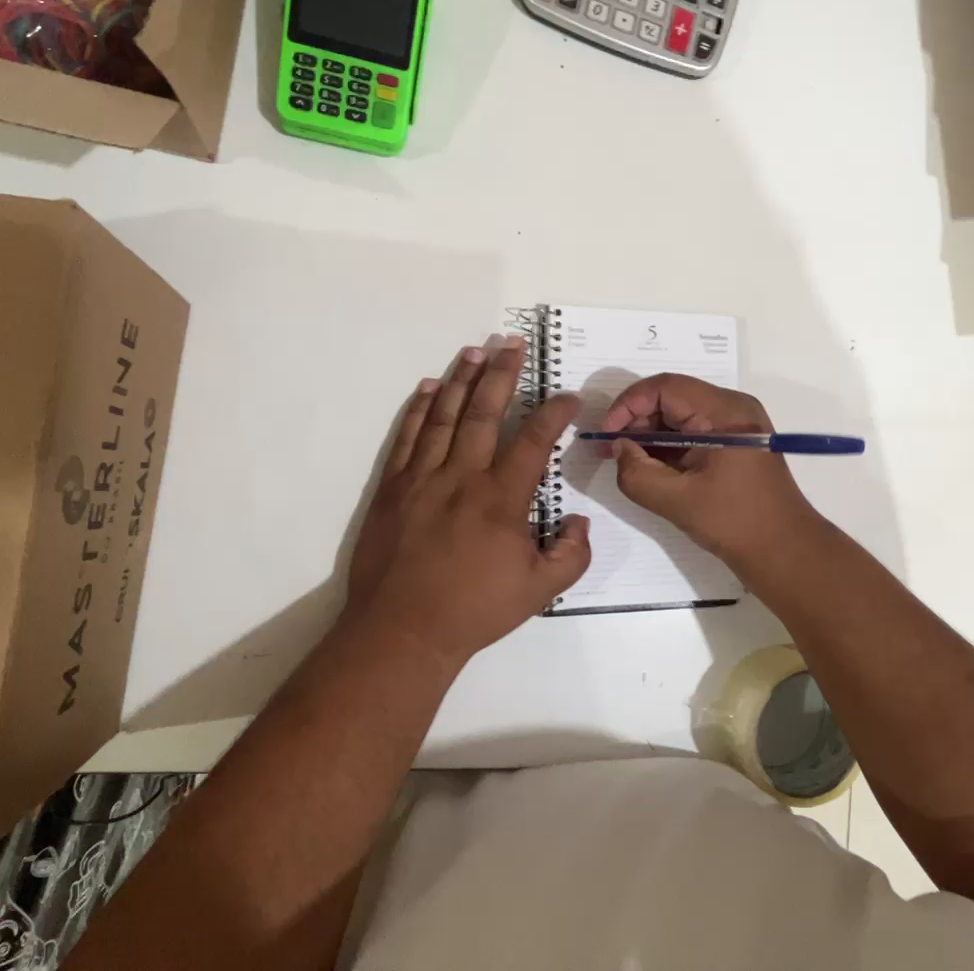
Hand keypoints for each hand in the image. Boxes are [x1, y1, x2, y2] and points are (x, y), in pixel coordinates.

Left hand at [343, 338, 590, 665]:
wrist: (402, 631)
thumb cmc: (474, 611)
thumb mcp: (540, 592)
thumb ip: (571, 554)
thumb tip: (580, 522)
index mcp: (501, 498)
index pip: (533, 440)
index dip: (554, 413)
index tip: (569, 396)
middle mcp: (462, 477)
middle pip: (484, 412)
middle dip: (502, 373)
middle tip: (512, 342)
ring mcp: (422, 479)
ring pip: (444, 416)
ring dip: (460, 380)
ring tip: (474, 350)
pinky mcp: (392, 488)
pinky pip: (407, 438)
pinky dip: (418, 409)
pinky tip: (428, 387)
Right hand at [603, 374, 826, 569]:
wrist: (785, 550)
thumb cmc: (735, 522)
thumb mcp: (677, 500)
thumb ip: (637, 472)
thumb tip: (619, 450)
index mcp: (724, 412)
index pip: (665, 388)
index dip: (628, 405)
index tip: (607, 435)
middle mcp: (732, 408)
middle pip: (672, 397)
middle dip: (636, 419)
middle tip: (611, 450)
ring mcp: (736, 424)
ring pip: (680, 414)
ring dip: (650, 433)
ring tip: (625, 459)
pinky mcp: (735, 442)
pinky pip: (693, 430)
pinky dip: (668, 444)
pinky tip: (649, 466)